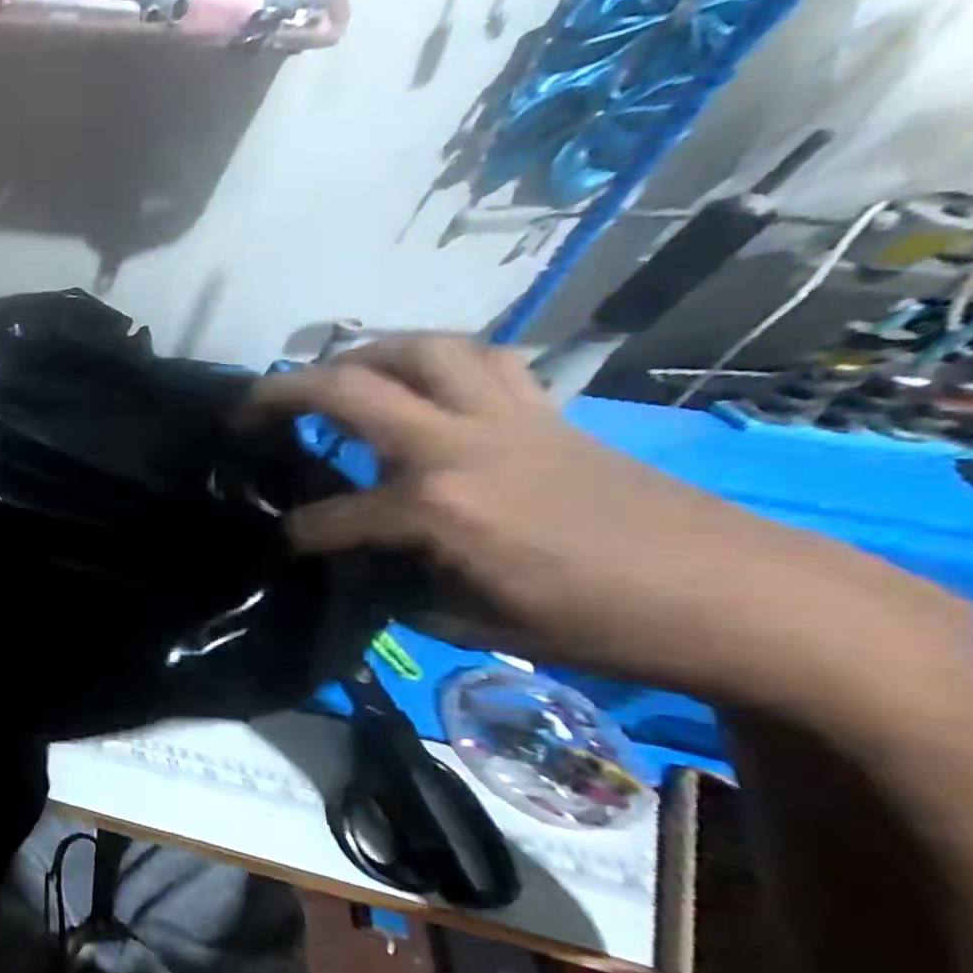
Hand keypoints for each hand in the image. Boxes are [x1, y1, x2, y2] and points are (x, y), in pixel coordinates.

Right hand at [248, 334, 972, 714]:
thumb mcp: (472, 624)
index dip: (298, 532)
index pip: (335, 516)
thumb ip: (400, 585)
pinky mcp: (539, 405)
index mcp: (438, 511)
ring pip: (414, 348)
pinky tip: (419, 378)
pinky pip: (476, 357)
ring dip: (359, 354)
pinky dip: (433, 357)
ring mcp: (502, 414)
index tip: (278, 541)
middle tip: (246, 411)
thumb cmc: (595, 624)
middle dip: (279, 395)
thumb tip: (360, 562)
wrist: (727, 592)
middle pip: (348, 389)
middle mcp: (457, 445)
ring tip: (330, 374)